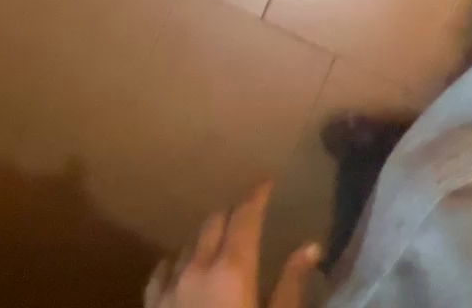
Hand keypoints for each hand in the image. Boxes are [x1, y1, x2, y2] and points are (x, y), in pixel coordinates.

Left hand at [145, 184, 320, 307]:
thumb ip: (291, 284)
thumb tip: (310, 247)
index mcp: (232, 268)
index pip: (245, 214)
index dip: (257, 194)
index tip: (268, 182)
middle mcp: (197, 268)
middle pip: (214, 221)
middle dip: (233, 211)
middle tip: (249, 212)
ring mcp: (168, 289)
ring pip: (187, 243)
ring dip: (206, 236)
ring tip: (221, 241)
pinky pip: (162, 271)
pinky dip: (177, 261)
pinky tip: (182, 268)